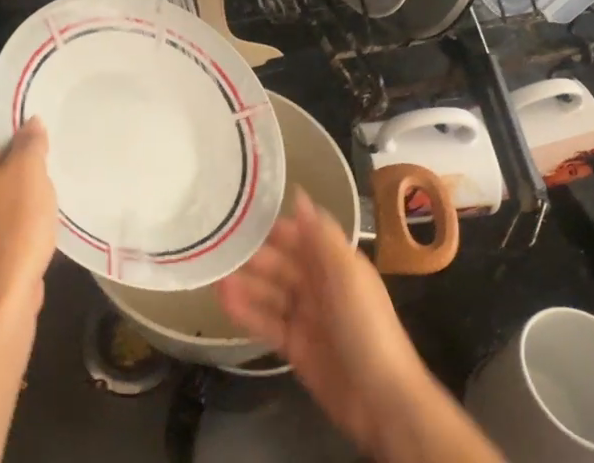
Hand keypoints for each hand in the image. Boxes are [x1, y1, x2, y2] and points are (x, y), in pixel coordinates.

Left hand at [0, 73, 55, 329]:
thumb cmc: (11, 229)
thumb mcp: (29, 176)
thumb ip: (31, 143)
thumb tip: (30, 122)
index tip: (21, 68)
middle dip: (6, 112)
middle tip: (42, 96)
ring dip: (12, 145)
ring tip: (46, 131)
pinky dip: (14, 172)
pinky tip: (39, 176)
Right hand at [216, 191, 433, 455]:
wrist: (380, 399)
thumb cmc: (366, 327)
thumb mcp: (347, 275)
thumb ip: (321, 235)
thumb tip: (298, 193)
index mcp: (337, 264)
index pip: (301, 237)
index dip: (274, 227)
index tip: (241, 213)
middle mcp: (321, 286)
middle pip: (281, 264)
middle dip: (253, 255)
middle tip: (217, 245)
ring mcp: (307, 317)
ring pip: (270, 293)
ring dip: (245, 283)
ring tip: (213, 273)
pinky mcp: (295, 346)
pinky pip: (266, 323)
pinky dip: (245, 311)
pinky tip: (223, 301)